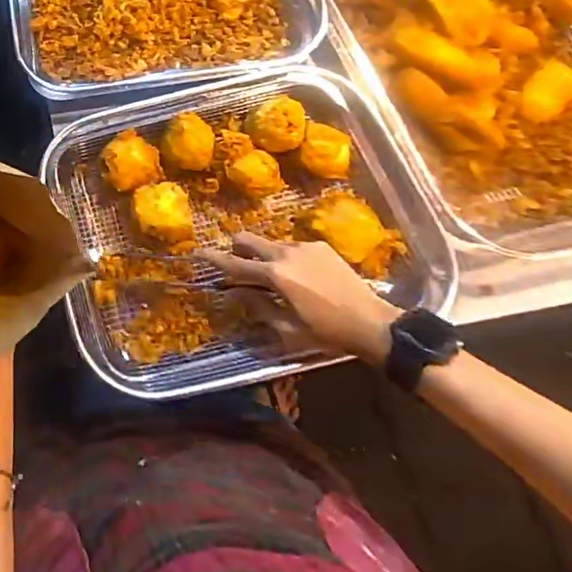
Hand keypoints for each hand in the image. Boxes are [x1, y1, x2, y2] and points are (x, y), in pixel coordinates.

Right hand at [198, 234, 401, 364]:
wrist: (373, 323)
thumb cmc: (327, 332)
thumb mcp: (287, 328)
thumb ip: (258, 306)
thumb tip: (235, 292)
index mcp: (275, 275)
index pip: (235, 265)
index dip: (213, 260)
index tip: (197, 253)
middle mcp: (286, 253)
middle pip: (247, 240)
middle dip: (237, 249)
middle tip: (239, 267)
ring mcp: (304, 246)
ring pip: (270, 244)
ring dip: (264, 257)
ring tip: (278, 280)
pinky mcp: (320, 246)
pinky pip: (292, 247)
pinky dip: (287, 258)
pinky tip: (302, 278)